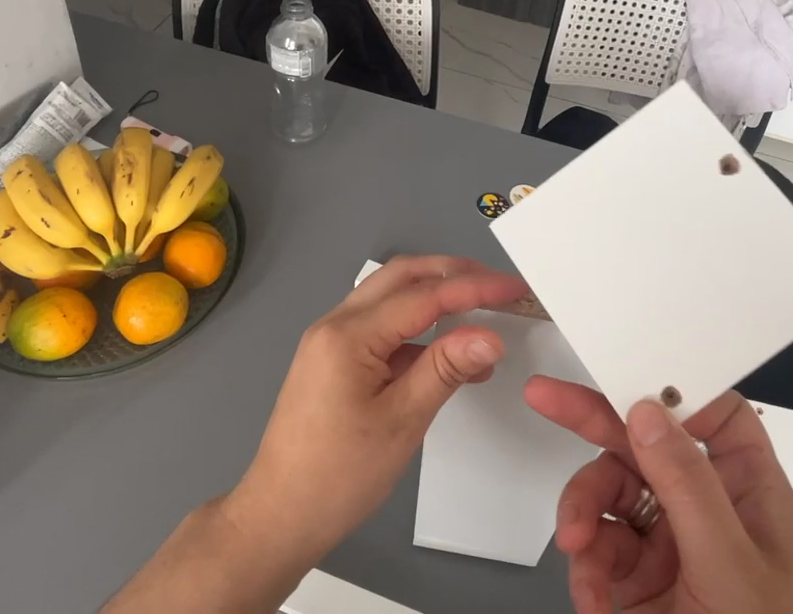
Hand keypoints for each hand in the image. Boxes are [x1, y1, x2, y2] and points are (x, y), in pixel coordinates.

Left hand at [107, 256, 526, 613]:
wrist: (278, 518)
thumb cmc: (339, 475)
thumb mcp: (402, 421)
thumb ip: (446, 369)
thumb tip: (490, 336)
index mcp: (348, 334)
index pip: (423, 296)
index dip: (474, 289)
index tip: (514, 289)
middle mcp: (335, 324)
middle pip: (402, 277)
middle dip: (453, 274)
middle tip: (498, 286)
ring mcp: (330, 340)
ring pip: (390, 298)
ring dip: (435, 296)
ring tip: (480, 311)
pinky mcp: (333, 360)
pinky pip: (381, 326)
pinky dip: (418, 328)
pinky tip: (447, 353)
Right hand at [524, 379, 792, 613]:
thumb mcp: (731, 565)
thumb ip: (688, 486)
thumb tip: (647, 409)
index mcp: (748, 491)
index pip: (716, 417)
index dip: (675, 394)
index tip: (627, 378)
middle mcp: (707, 506)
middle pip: (644, 444)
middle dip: (593, 424)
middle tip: (543, 396)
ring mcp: (669, 543)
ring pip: (610, 494)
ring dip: (583, 513)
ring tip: (574, 547)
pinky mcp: (637, 581)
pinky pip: (599, 550)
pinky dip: (586, 570)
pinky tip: (591, 597)